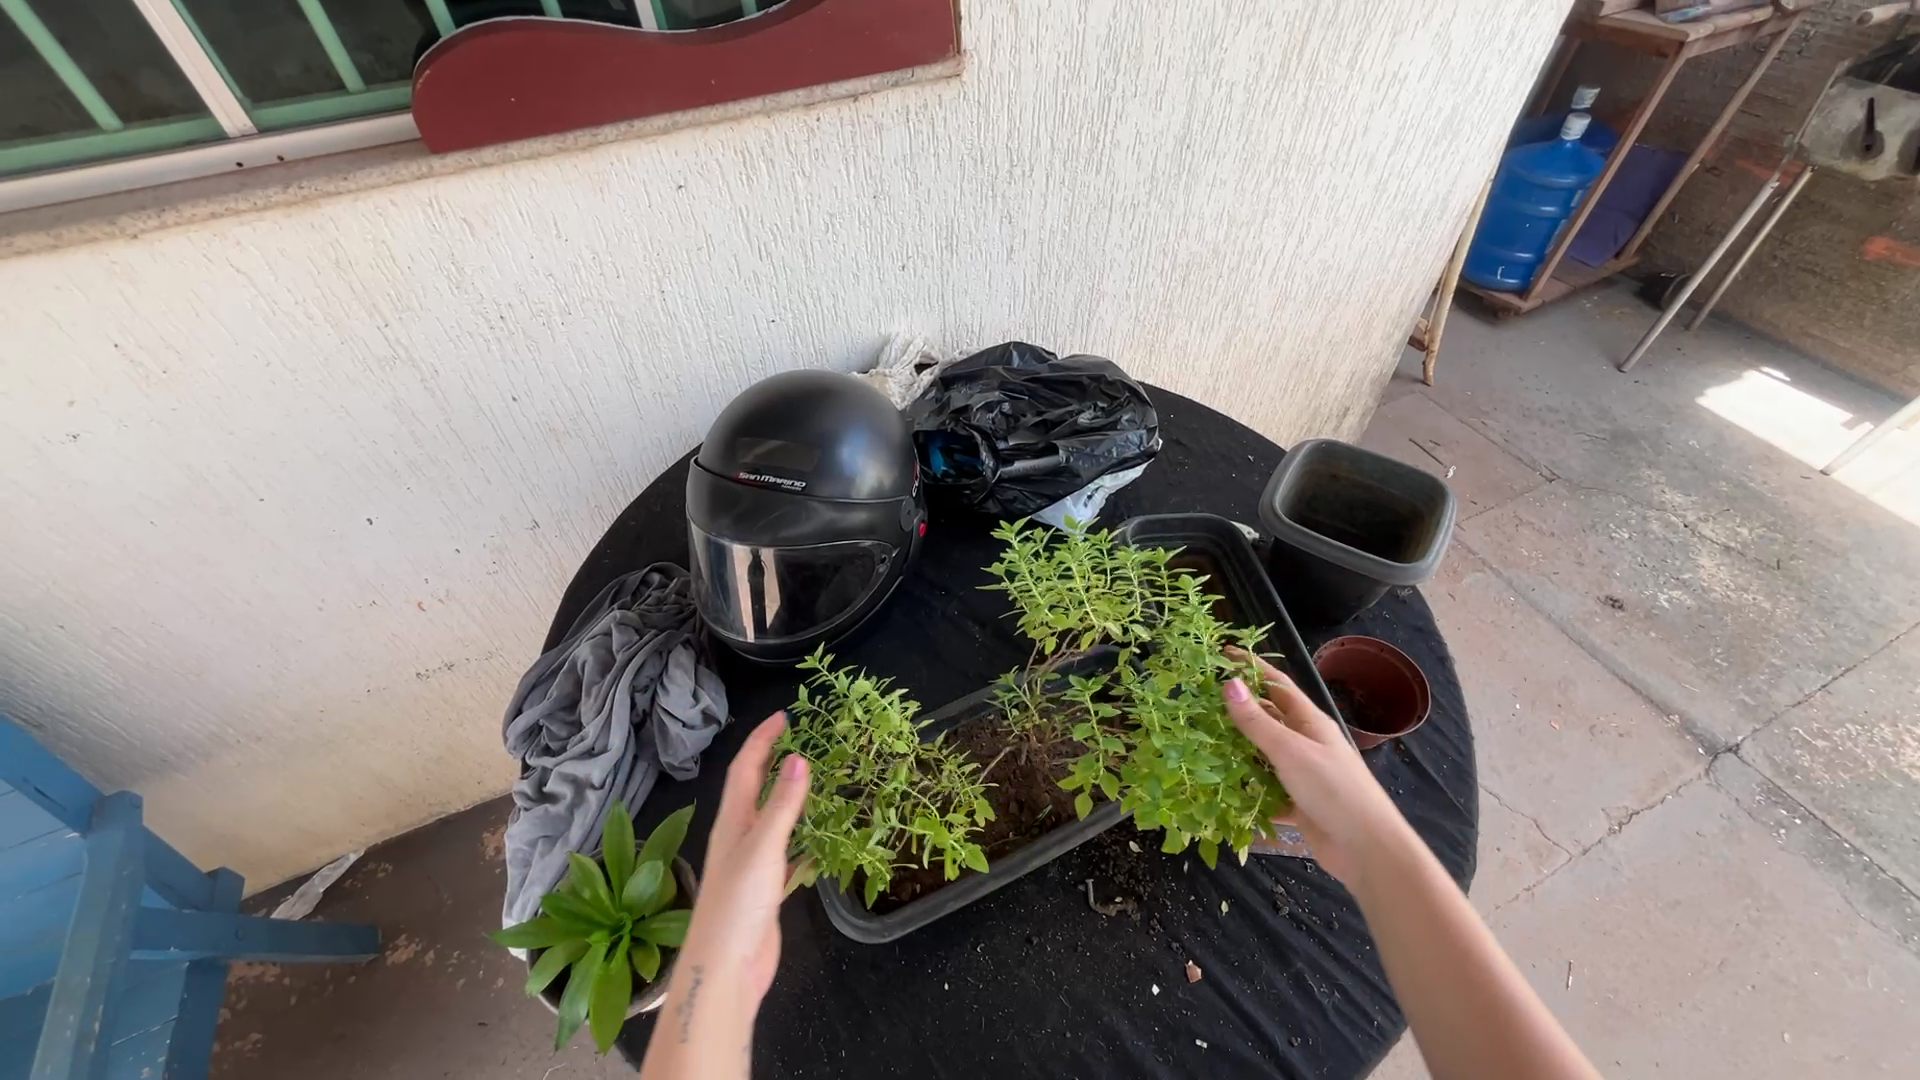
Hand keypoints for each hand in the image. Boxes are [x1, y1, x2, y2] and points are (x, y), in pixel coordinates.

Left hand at [678, 712, 809, 1008]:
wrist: (725, 971)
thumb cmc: (738, 903)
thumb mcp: (763, 847)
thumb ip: (782, 804)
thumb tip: (800, 758)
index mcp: (732, 821)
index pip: (745, 768)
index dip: (762, 740)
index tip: (784, 716)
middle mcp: (738, 837)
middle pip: (754, 788)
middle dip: (773, 760)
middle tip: (800, 738)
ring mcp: (751, 864)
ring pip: (771, 819)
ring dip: (788, 796)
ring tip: (815, 780)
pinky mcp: (765, 889)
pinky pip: (786, 852)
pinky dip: (802, 839)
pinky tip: (820, 841)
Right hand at [1222, 648, 1409, 887]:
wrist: (1367, 851)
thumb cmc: (1333, 790)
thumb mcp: (1290, 751)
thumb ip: (1256, 721)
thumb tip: (1228, 683)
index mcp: (1309, 722)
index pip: (1276, 684)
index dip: (1251, 667)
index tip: (1222, 654)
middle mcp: (1305, 743)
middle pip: (1266, 718)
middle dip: (1236, 710)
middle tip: (1199, 703)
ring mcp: (1301, 773)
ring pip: (1261, 754)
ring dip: (1236, 751)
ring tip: (1200, 743)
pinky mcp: (1296, 802)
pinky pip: (1264, 788)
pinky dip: (1245, 788)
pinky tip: (1219, 788)